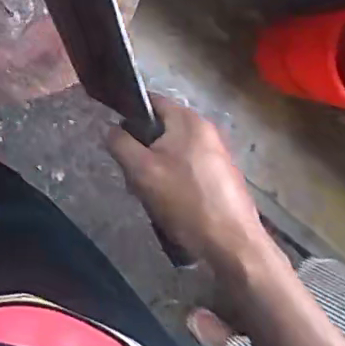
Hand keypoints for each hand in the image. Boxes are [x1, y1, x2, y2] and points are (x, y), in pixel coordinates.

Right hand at [105, 96, 270, 271]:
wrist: (233, 245)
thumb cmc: (185, 201)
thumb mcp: (142, 171)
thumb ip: (121, 144)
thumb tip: (111, 130)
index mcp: (188, 120)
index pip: (151, 101)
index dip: (128, 113)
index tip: (115, 135)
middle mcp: (207, 130)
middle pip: (162, 129)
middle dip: (142, 149)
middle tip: (132, 175)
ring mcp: (218, 154)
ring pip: (174, 151)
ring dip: (157, 169)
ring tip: (150, 195)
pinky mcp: (223, 177)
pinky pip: (189, 168)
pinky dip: (175, 181)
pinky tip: (171, 205)